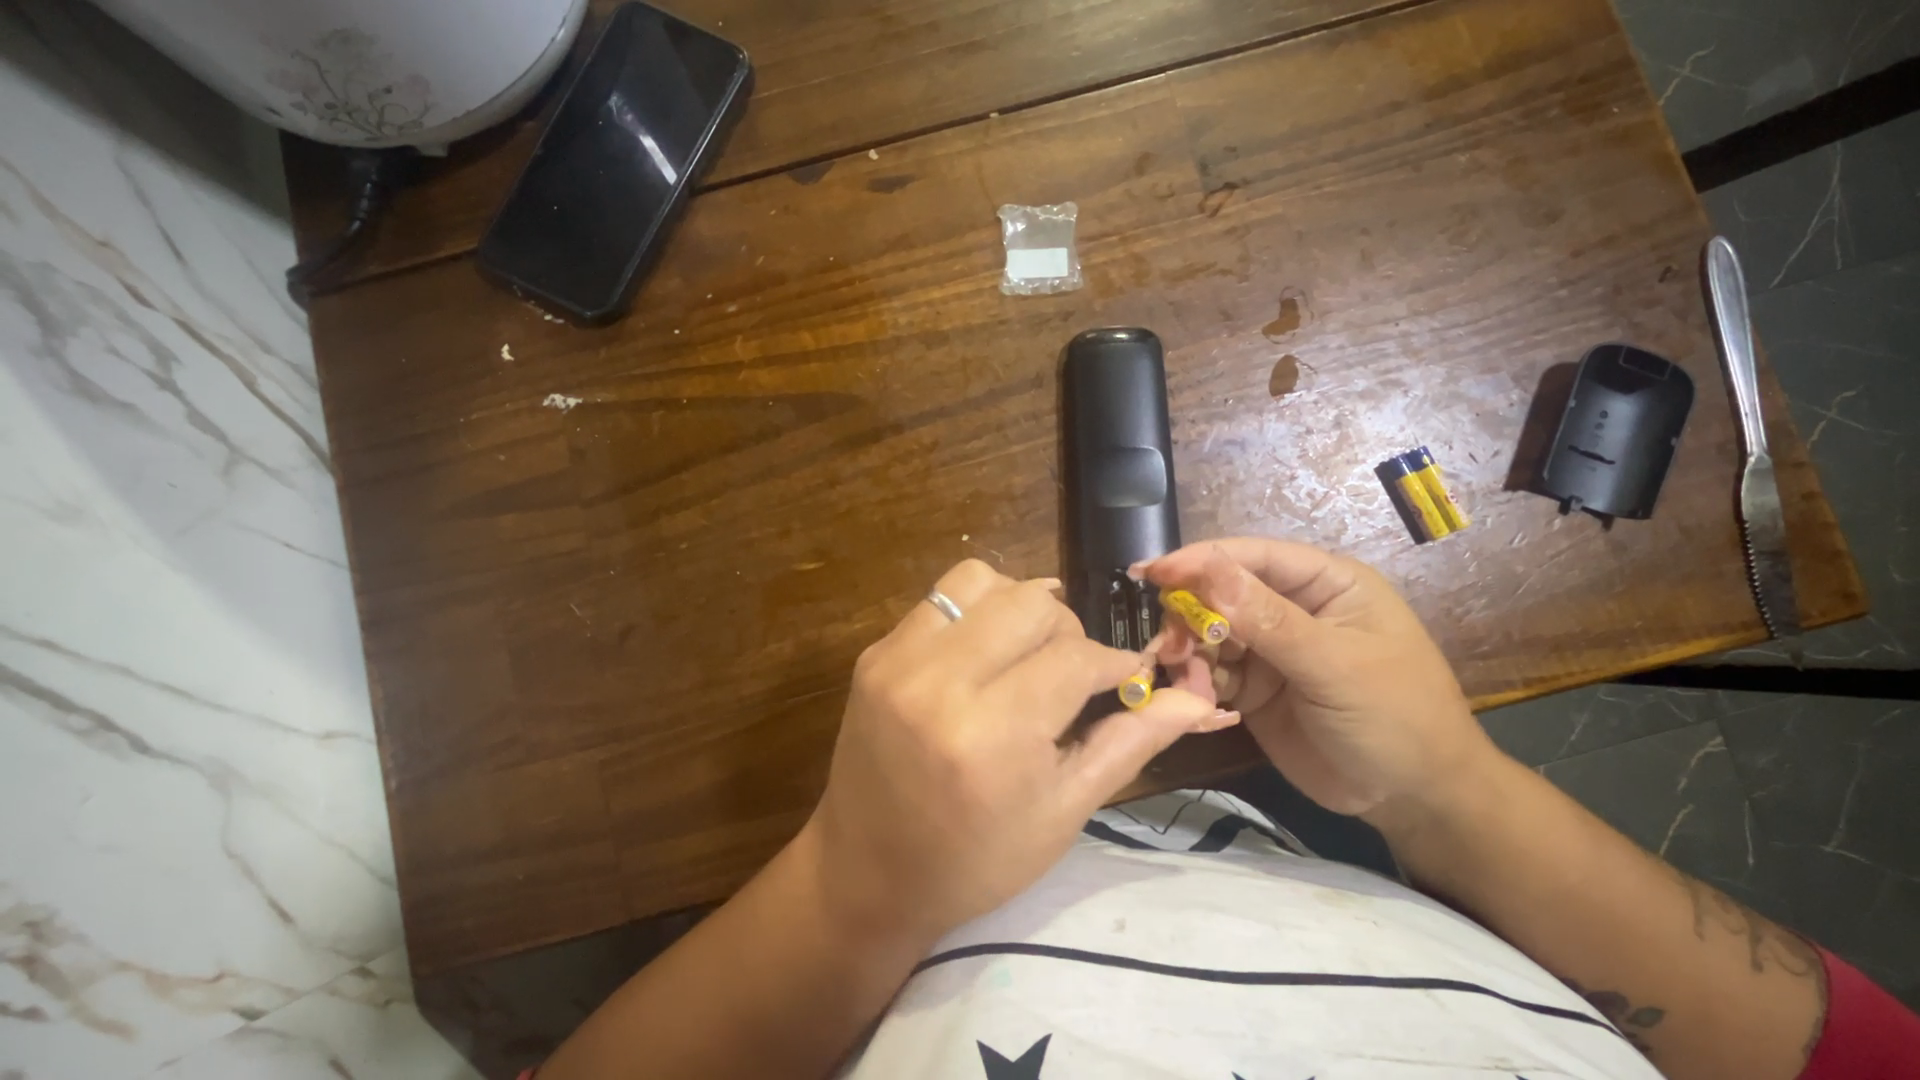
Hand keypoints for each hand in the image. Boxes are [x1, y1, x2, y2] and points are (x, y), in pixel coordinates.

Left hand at [805, 559, 1234, 944]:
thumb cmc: (974, 861)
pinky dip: (975, 614)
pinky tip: (983, 658)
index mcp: (993, 735)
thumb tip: (1198, 700)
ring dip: (1020, 609)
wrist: (866, 875)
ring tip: (1027, 655)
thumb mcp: (1063, 813)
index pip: (1076, 658)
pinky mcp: (873, 654)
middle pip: (1032, 605)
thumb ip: (1130, 743)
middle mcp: (939, 683)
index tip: (1128, 677)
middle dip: (1069, 632)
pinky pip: (939, 599)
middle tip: (1072, 674)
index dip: (1115, 663)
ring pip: (983, 582)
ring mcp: (897, 661)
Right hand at [1136, 539, 1495, 820]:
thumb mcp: (1333, 665)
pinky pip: (1212, 671)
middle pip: (1221, 593)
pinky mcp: (1255, 688)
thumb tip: (1206, 572)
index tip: (1151, 574)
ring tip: (1178, 675)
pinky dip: (1196, 680)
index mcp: (1325, 584)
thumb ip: (1268, 620)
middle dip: (1189, 614)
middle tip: (1166, 646)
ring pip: (1210, 632)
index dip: (1201, 562)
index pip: (1253, 557)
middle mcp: (1294, 608)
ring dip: (1189, 650)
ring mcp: (1272, 650)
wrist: (1415, 800)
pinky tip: (1194, 697)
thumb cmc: (1394, 717)